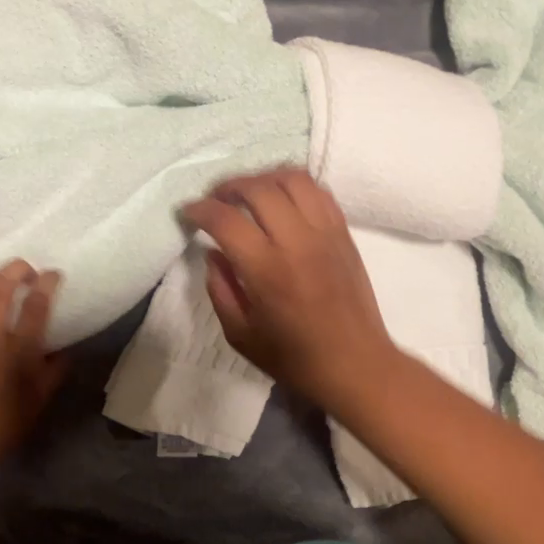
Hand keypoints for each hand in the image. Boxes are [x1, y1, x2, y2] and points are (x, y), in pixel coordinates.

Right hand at [182, 168, 400, 412]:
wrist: (355, 364)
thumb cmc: (294, 358)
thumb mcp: (240, 335)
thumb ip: (220, 289)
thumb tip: (213, 254)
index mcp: (267, 270)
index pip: (226, 219)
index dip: (200, 209)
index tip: (187, 212)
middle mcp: (297, 242)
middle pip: (258, 188)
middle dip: (228, 186)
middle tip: (214, 199)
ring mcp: (325, 233)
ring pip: (292, 179)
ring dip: (263, 178)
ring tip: (248, 192)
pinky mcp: (344, 233)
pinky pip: (319, 191)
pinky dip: (294, 186)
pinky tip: (281, 199)